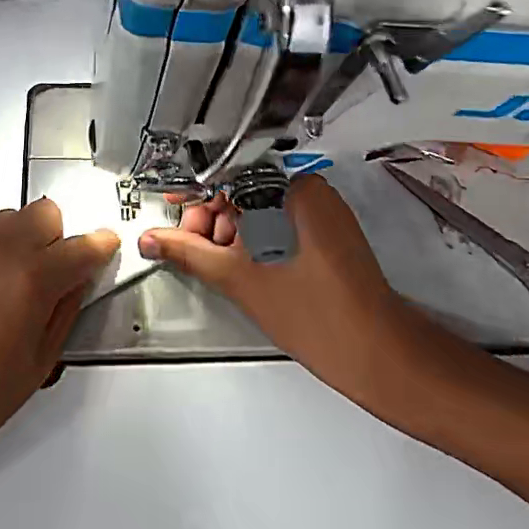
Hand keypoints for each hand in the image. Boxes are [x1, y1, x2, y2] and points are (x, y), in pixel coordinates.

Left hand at [0, 199, 116, 528]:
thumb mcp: (34, 367)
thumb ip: (63, 312)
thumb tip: (76, 283)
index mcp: (29, 281)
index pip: (82, 245)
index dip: (98, 247)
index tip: (102, 246)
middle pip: (45, 213)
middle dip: (55, 238)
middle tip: (50, 271)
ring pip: (4, 219)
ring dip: (16, 242)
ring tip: (3, 287)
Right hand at [138, 176, 432, 400]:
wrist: (373, 352)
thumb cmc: (320, 316)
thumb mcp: (237, 277)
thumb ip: (188, 251)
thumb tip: (155, 239)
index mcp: (292, 188)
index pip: (228, 176)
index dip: (194, 196)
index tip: (174, 207)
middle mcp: (310, 190)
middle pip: (242, 191)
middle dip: (213, 220)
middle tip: (195, 250)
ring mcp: (321, 211)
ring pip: (259, 208)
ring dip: (233, 233)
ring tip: (225, 266)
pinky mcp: (326, 231)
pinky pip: (279, 221)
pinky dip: (256, 239)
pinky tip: (246, 266)